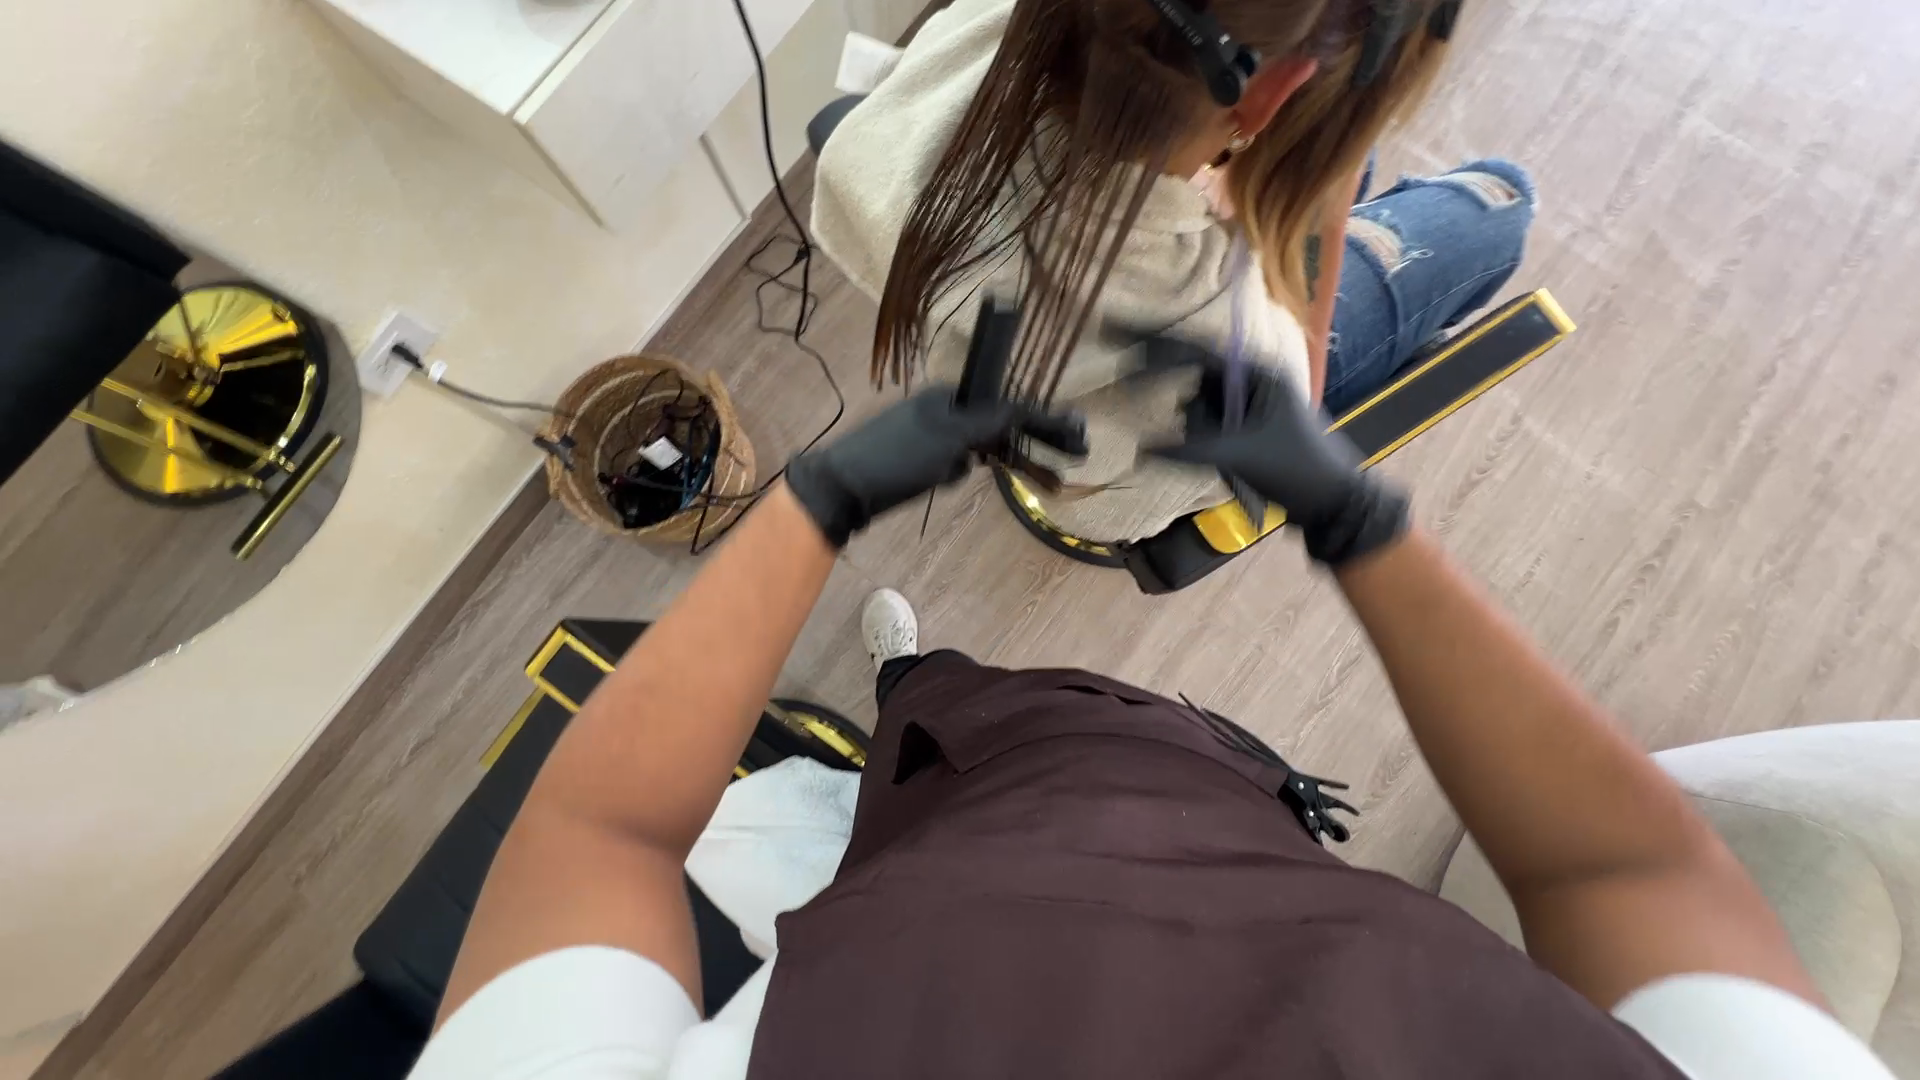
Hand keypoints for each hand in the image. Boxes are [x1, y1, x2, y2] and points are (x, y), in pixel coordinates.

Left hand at [785, 385, 1086, 546]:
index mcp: (949, 397)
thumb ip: (987, 425)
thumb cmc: (896, 458)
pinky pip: (953, 462)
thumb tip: (1017, 411)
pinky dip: (960, 471)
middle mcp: (940, 410)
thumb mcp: (948, 440)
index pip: (1007, 407)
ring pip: (976, 447)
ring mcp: (927, 435)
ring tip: (1035, 480)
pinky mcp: (916, 459)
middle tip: (1069, 461)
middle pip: (996, 425)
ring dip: (999, 461)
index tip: (1077, 434)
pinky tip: (958, 477)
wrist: (842, 486)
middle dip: (1031, 443)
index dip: (1044, 422)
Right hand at [1145, 346, 1408, 566]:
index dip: (1162, 349)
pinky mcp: (1249, 431)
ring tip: (1204, 447)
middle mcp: (1255, 384)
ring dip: (1192, 424)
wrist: (1333, 503)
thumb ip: (1189, 450)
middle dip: (1180, 397)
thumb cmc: (1295, 468)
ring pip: (1205, 406)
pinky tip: (1195, 453)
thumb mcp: (1238, 455)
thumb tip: (1144, 448)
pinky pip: (1213, 426)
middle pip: (1201, 380)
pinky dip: (1200, 437)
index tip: (1128, 345)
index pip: (1201, 353)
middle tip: (1162, 412)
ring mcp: (1253, 408)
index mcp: (1260, 375)